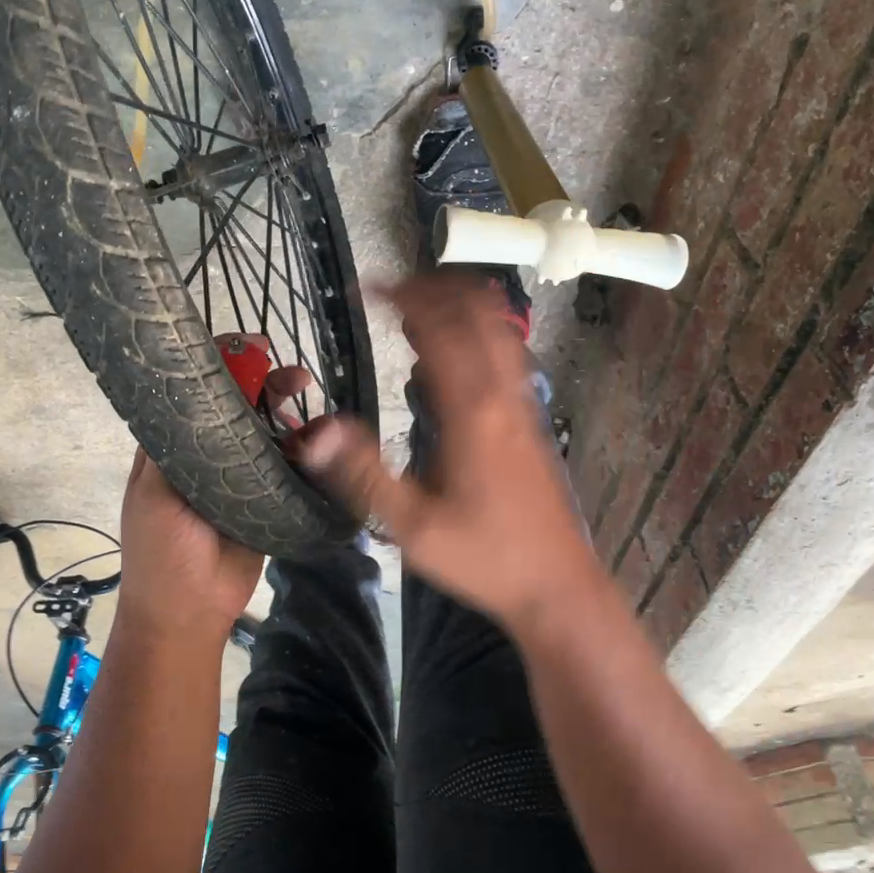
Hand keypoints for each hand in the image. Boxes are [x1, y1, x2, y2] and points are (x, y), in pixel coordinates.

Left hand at [114, 366, 313, 639]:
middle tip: (297, 378)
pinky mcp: (270, 500)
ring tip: (314, 411)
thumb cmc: (162, 552)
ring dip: (292, 417)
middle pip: (242, 408)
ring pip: (270, 434)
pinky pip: (291, 468)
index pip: (200, 392)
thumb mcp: (154, 492)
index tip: (254, 349)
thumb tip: (198, 390)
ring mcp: (242, 477)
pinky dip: (308, 451)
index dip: (225, 366)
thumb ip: (173, 445)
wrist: (189, 612)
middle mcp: (210, 454)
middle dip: (268, 386)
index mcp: (174, 446)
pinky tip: (323, 441)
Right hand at [296, 276, 606, 632]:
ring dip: (460, 309)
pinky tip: (456, 360)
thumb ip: (365, 475)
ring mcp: (523, 408)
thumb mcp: (413, 528)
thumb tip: (316, 431)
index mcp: (473, 412)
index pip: (439, 327)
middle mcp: (503, 397)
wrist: (557, 586)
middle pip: (477, 314)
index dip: (402, 296)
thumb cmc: (484, 559)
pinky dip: (480, 338)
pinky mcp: (532, 425)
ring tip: (418, 311)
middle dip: (434, 289)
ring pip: (499, 333)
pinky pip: (508, 360)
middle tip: (391, 288)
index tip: (366, 286)